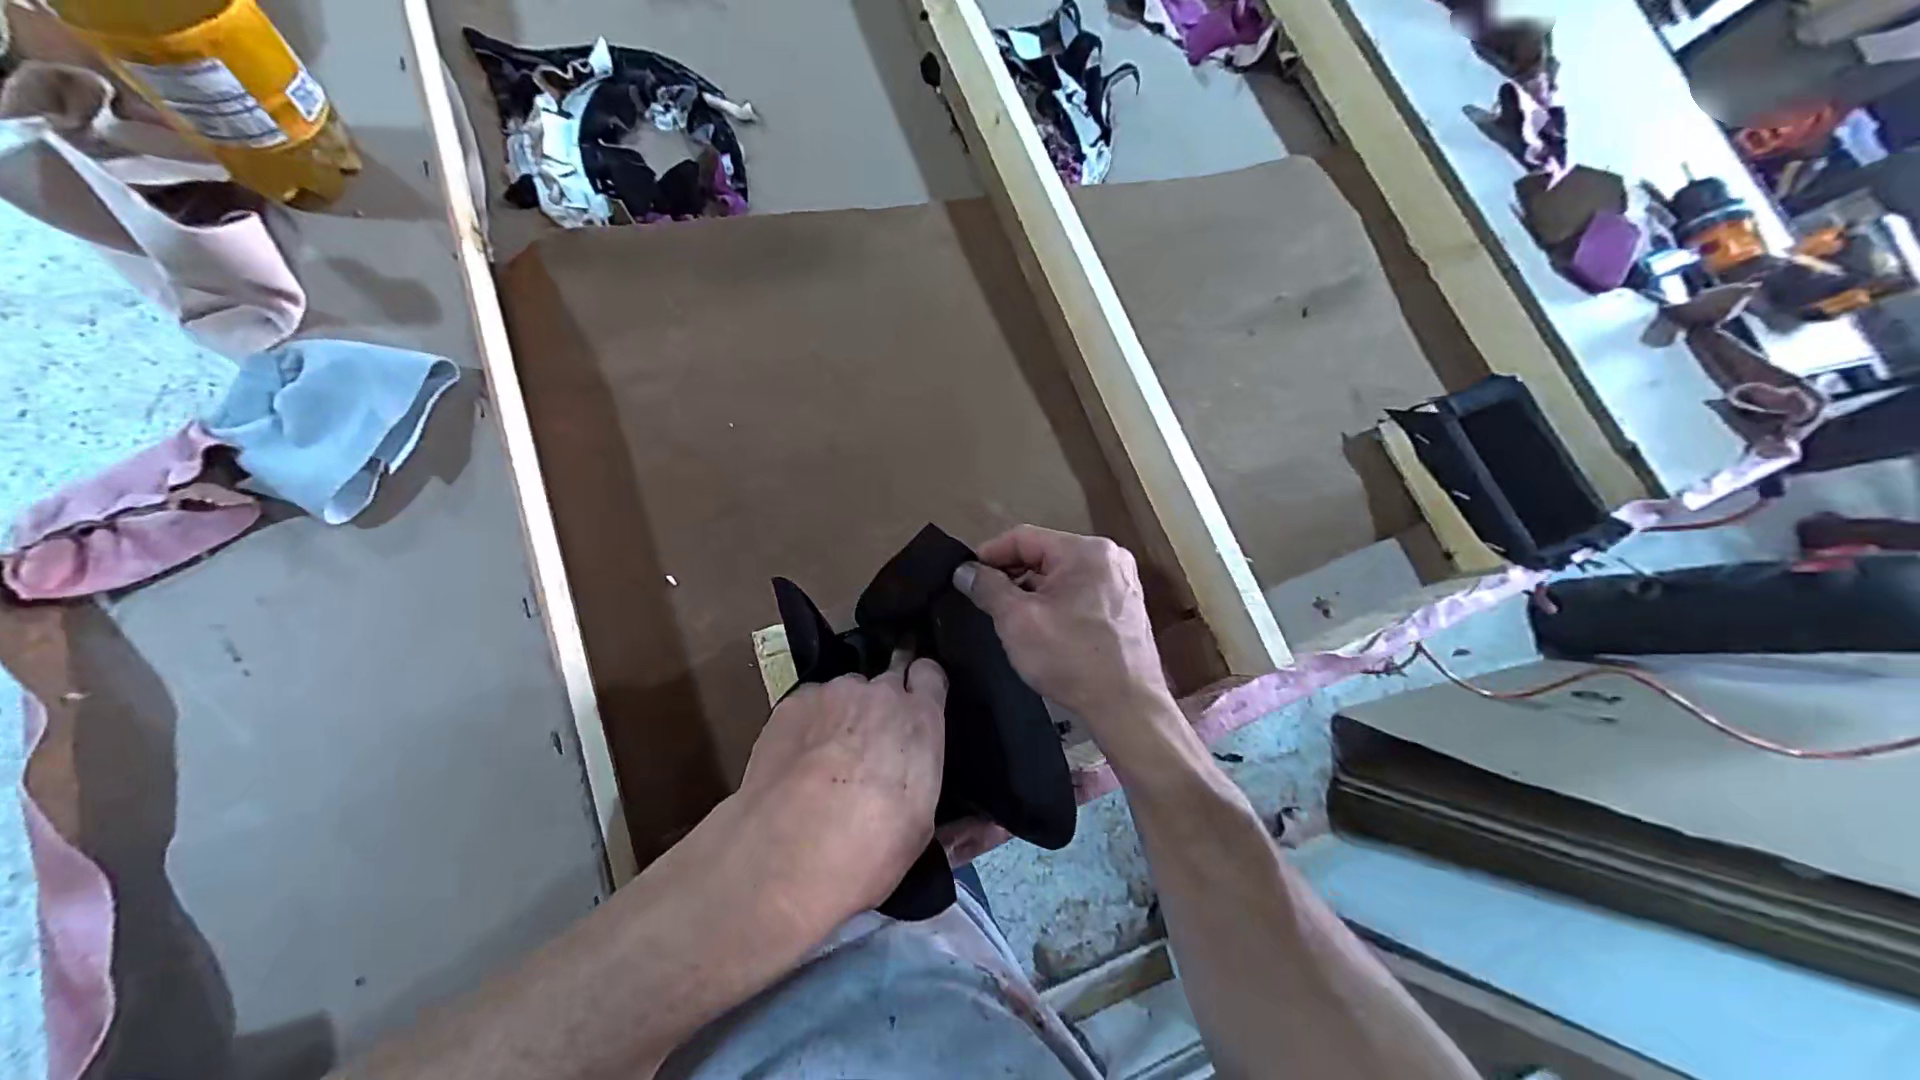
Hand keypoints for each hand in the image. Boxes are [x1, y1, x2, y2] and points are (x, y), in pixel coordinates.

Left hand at [736, 651, 946, 922]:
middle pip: (887, 678)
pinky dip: (812, 721)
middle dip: (886, 701)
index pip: (930, 671)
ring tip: (831, 752)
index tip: (917, 707)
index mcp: (920, 718)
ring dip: (847, 711)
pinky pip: (812, 702)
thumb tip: (1000, 825)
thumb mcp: (922, 837)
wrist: (783, 857)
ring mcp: (832, 692)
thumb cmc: (867, 851)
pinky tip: (801, 755)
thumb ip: (964, 823)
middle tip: (875, 740)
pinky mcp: (791, 702)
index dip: (923, 686)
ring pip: (847, 690)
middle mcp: (878, 692)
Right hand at [952, 525, 1172, 729]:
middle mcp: (1109, 558)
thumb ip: (987, 588)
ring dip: (1031, 592)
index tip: (966, 575)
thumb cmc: (1072, 659)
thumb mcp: (1017, 621)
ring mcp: (1121, 584)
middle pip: (1044, 554)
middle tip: (983, 599)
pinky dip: (1055, 605)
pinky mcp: (1124, 609)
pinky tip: (1040, 630)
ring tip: (1008, 618)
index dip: (989, 553)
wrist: (1127, 707)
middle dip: (1011, 575)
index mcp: (1086, 550)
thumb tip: (965, 571)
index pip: (1024, 537)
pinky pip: (1079, 594)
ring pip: (1061, 576)